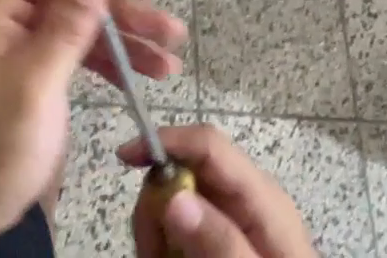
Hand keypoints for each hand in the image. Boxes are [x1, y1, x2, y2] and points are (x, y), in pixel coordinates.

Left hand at [0, 0, 187, 254]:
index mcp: (3, 10)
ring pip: (85, 28)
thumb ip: (65, 26)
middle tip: (171, 32)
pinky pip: (82, 56)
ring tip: (170, 64)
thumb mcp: (36, 82)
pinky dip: (112, 65)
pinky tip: (142, 79)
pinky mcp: (41, 77)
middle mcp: (16, 21)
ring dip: (126, 42)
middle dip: (124, 13)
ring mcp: (28, 49)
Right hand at [119, 125, 315, 257]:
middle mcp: (245, 194)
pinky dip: (166, 240)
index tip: (125, 157)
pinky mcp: (224, 230)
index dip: (166, 139)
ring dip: (156, 227)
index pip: (209, 143)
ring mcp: (234, 212)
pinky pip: (183, 220)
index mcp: (261, 195)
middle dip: (155, 202)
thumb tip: (172, 197)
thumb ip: (220, 242)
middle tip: (147, 250)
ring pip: (176, 195)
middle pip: (184, 169)